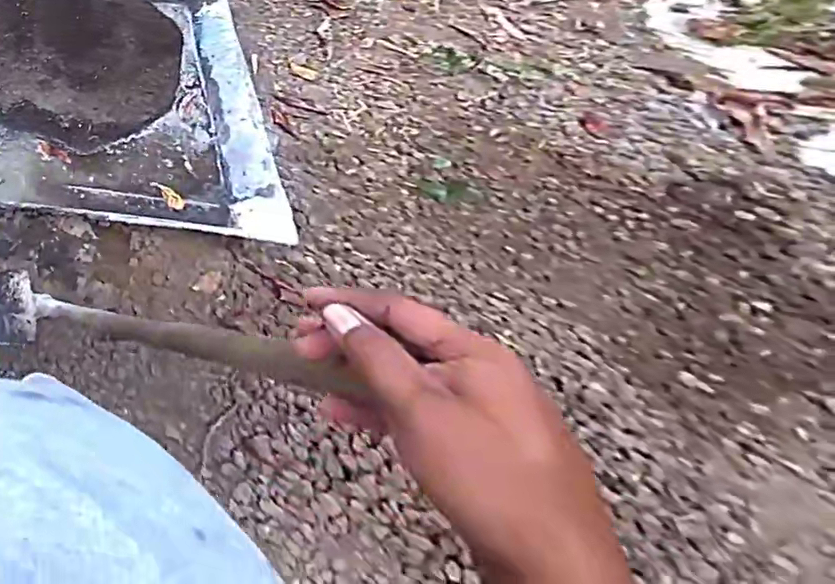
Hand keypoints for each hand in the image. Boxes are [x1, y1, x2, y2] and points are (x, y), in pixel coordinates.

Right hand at [293, 290, 629, 583]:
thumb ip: (373, 353)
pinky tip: (349, 416)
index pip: (398, 310)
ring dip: (357, 376)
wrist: (555, 572)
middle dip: (346, 342)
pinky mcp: (479, 444)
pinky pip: (419, 407)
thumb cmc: (488, 482)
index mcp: (477, 355)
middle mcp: (483, 374)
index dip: (346, 302)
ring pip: (405, 376)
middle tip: (303, 347)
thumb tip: (338, 313)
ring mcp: (484, 411)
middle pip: (400, 342)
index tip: (305, 302)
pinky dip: (380, 406)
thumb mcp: (418, 408)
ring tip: (319, 385)